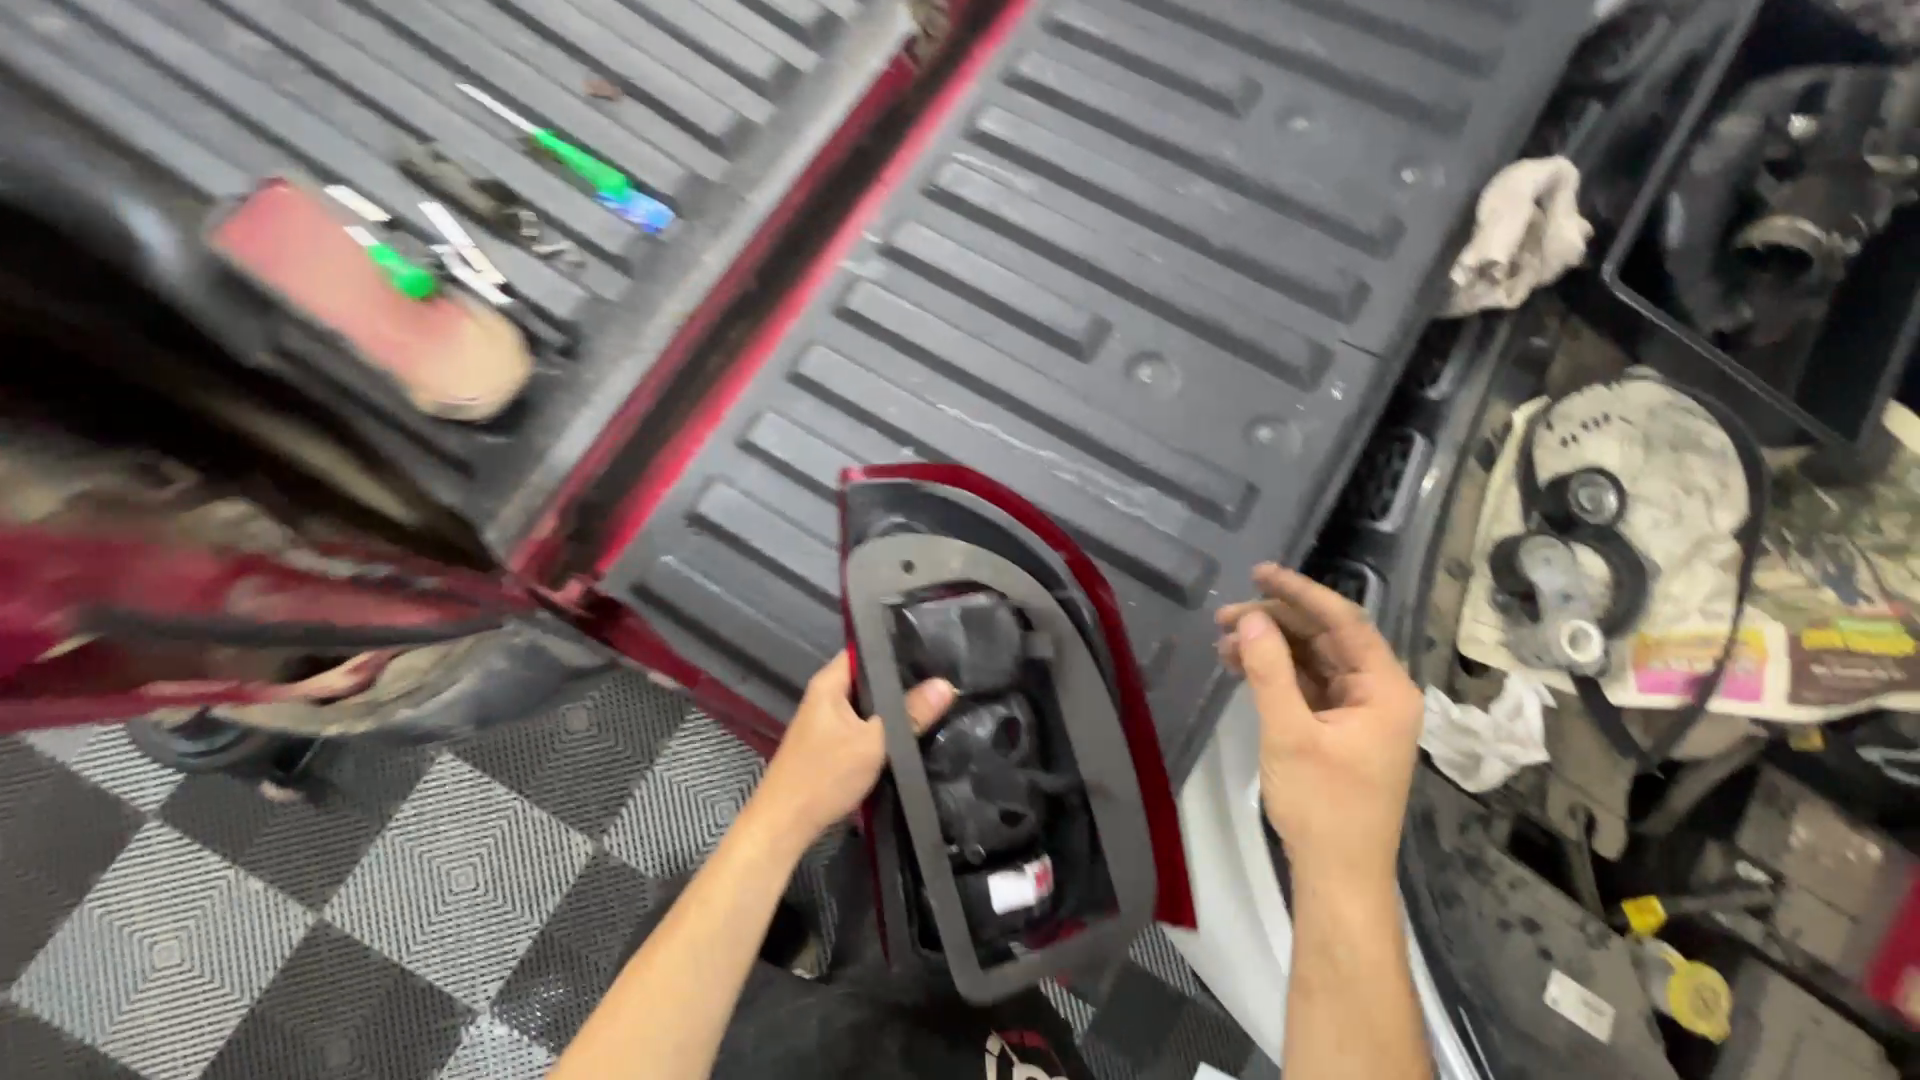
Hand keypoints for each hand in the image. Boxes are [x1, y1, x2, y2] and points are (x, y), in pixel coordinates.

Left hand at [752, 652, 955, 842]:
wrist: (785, 825)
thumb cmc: (825, 775)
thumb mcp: (875, 742)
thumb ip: (911, 713)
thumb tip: (946, 685)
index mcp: (829, 683)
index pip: (866, 649)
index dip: (896, 646)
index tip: (931, 648)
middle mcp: (826, 696)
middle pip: (871, 678)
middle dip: (902, 680)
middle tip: (943, 675)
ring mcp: (829, 721)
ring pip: (870, 705)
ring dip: (894, 707)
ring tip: (936, 697)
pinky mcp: (833, 744)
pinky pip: (865, 726)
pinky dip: (884, 728)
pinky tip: (911, 730)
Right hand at [1216, 564, 1422, 890]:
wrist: (1338, 876)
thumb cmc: (1323, 806)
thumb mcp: (1289, 734)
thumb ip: (1269, 672)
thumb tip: (1252, 619)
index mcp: (1385, 689)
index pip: (1344, 621)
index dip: (1300, 593)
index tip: (1259, 572)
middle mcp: (1379, 694)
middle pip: (1326, 638)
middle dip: (1276, 622)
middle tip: (1225, 616)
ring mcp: (1359, 713)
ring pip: (1313, 662)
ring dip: (1271, 648)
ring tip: (1224, 641)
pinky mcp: (1338, 731)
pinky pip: (1308, 687)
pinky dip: (1276, 674)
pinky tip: (1241, 665)